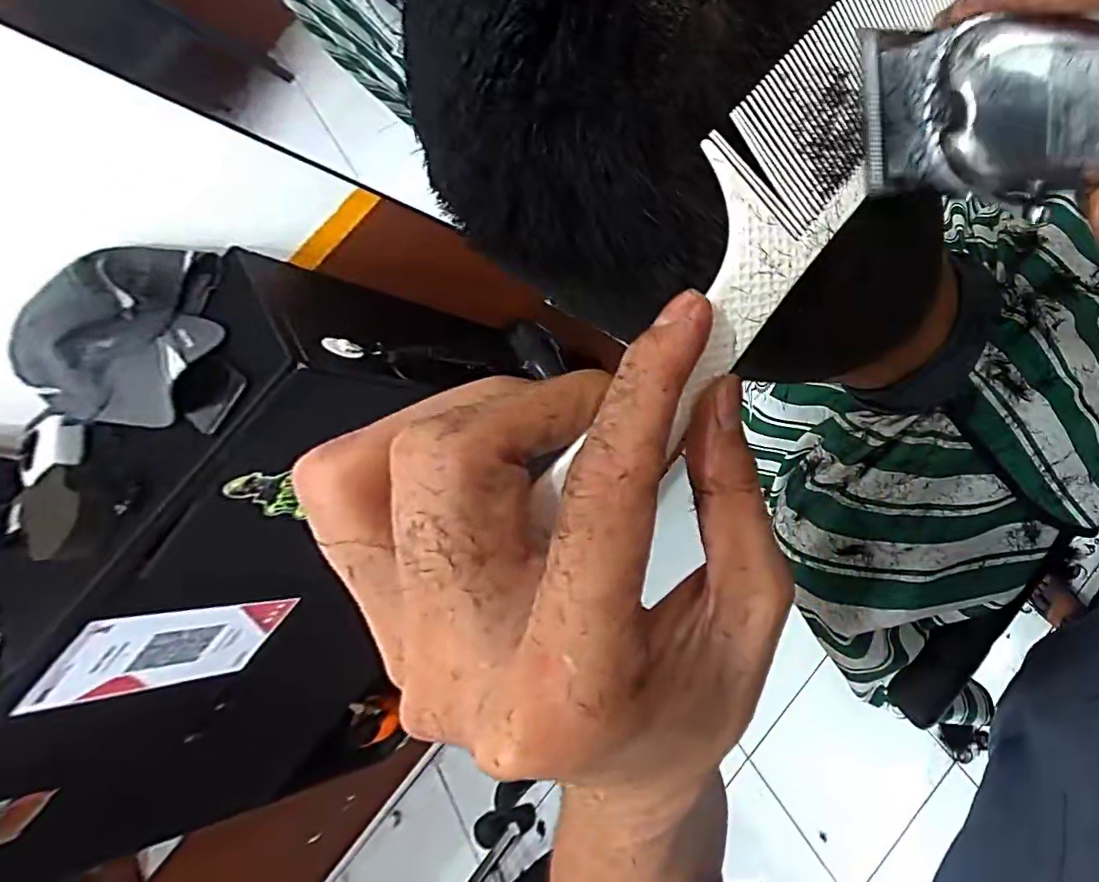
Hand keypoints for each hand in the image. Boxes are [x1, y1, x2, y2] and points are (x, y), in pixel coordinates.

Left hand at [293, 292, 791, 855]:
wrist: (620, 774)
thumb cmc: (698, 704)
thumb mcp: (755, 605)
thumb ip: (735, 495)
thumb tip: (711, 394)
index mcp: (576, 675)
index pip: (602, 495)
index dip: (648, 390)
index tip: (686, 325)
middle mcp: (458, 662)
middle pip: (453, 461)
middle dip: (558, 396)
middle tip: (626, 400)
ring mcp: (398, 644)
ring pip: (378, 461)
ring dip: (488, 409)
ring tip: (564, 424)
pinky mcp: (376, 621)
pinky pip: (343, 493)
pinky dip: (419, 438)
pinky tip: (499, 453)